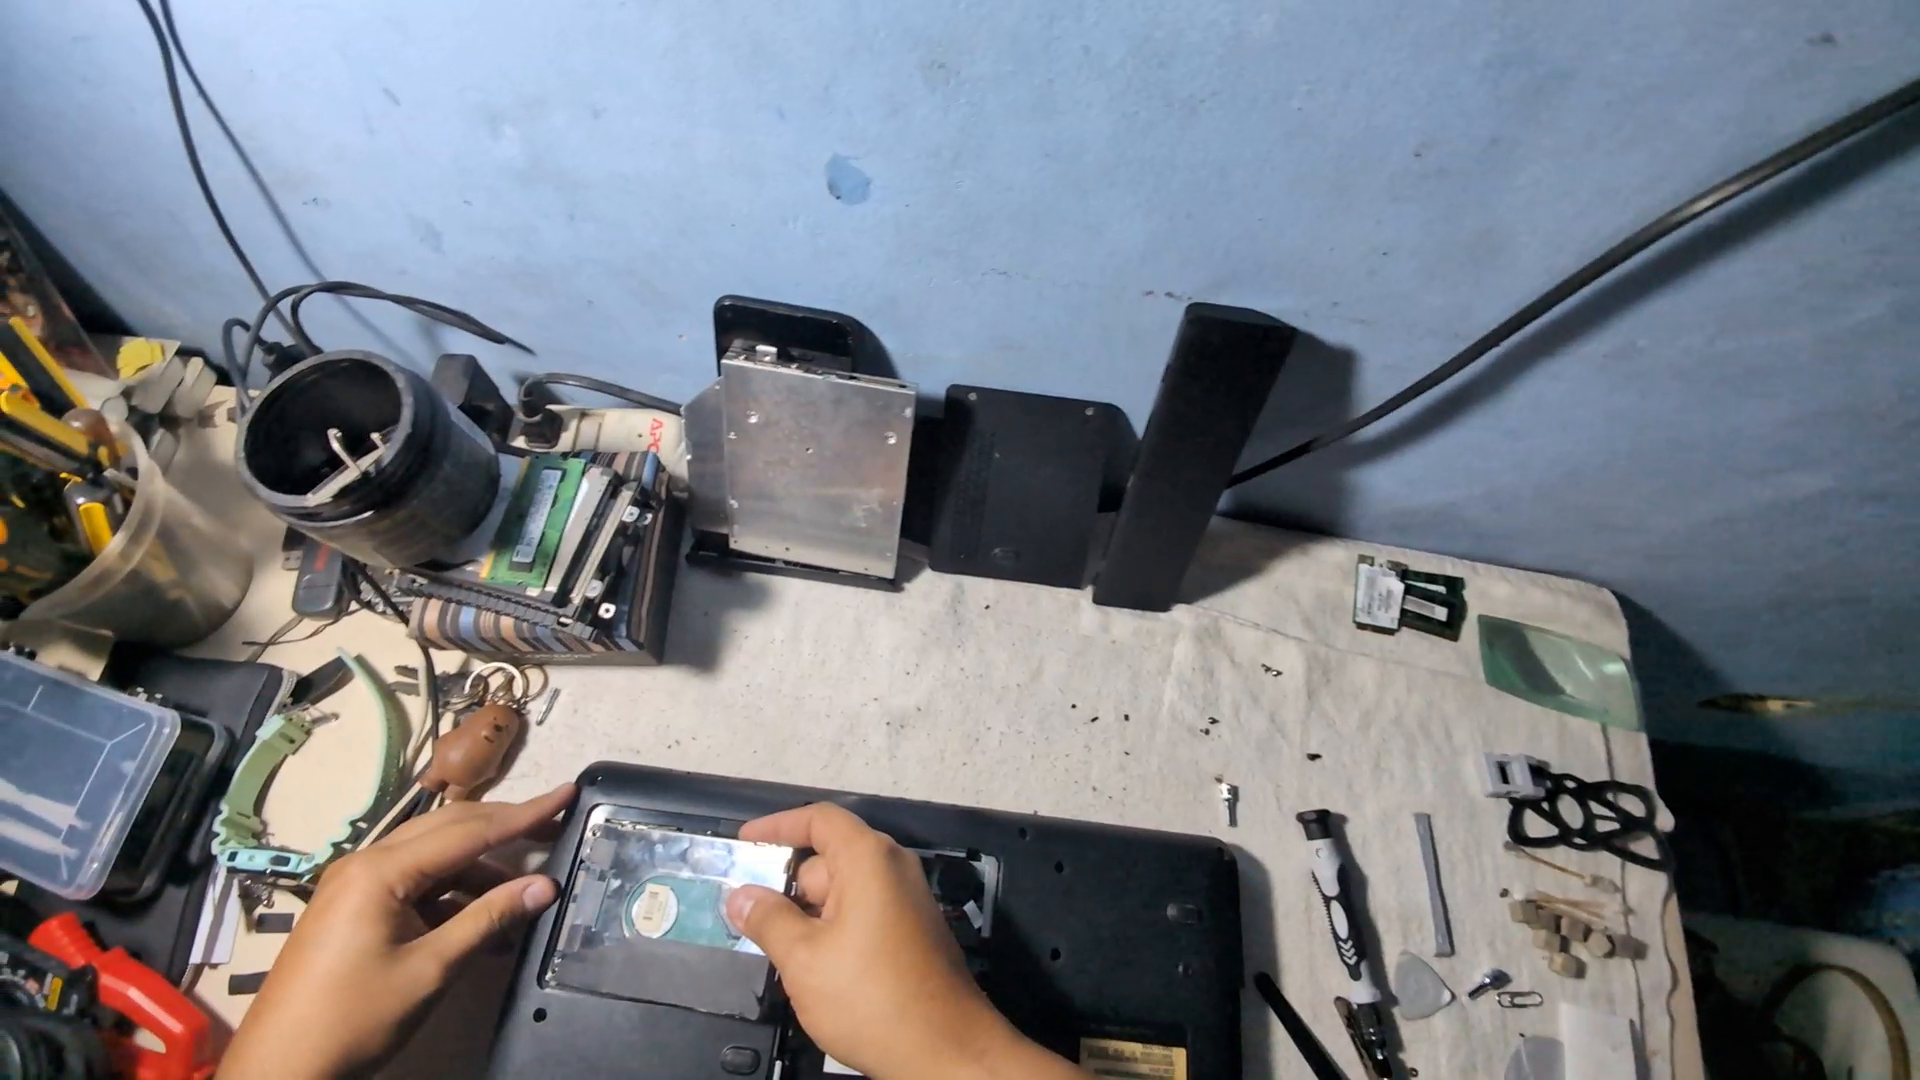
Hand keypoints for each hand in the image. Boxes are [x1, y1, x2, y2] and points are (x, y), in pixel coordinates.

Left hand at [219, 784, 575, 1079]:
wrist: (273, 1079)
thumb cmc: (351, 1020)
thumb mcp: (431, 969)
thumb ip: (489, 918)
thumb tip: (547, 885)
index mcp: (381, 871)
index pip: (471, 831)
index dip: (526, 814)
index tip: (569, 793)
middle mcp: (367, 863)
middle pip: (452, 829)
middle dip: (507, 827)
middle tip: (557, 824)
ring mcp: (357, 884)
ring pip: (437, 855)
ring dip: (483, 868)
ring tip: (524, 893)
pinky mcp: (356, 907)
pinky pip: (419, 881)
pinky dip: (456, 892)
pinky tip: (484, 920)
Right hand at [724, 804, 1077, 1079]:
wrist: (944, 1048)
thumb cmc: (870, 995)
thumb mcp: (804, 959)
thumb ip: (768, 920)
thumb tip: (739, 895)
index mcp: (868, 857)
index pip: (819, 819)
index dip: (778, 825)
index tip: (743, 842)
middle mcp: (890, 866)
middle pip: (826, 858)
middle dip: (787, 886)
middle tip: (748, 919)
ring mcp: (904, 897)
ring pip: (841, 890)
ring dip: (807, 914)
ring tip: (775, 952)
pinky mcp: (909, 927)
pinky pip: (860, 910)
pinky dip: (831, 927)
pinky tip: (812, 967)